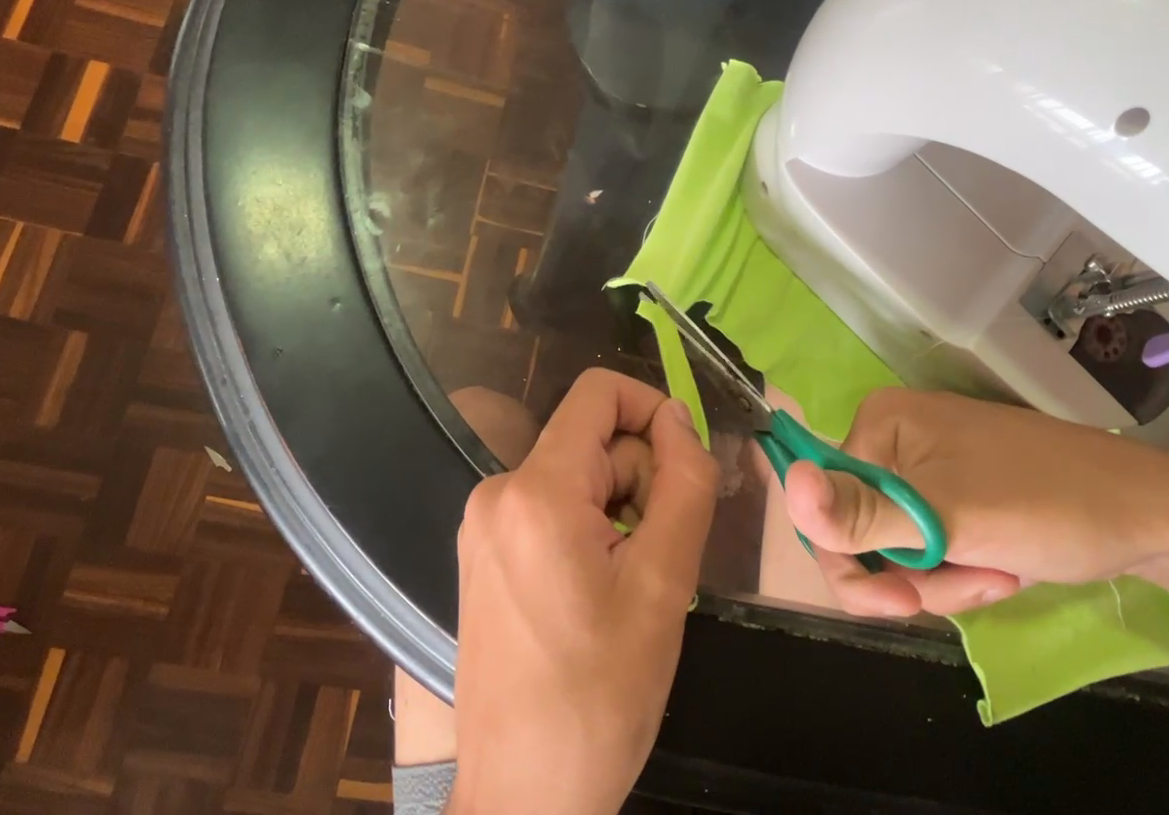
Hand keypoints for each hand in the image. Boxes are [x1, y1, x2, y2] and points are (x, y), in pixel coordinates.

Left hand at [450, 369, 718, 814]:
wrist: (524, 791)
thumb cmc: (600, 694)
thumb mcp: (663, 584)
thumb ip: (683, 485)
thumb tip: (677, 417)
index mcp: (534, 492)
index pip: (598, 393)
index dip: (654, 411)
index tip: (685, 469)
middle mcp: (495, 493)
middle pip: (591, 441)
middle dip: (639, 482)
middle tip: (658, 559)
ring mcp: (483, 526)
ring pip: (575, 478)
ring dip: (618, 513)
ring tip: (629, 588)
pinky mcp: (483, 555)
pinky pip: (550, 512)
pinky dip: (588, 534)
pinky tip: (598, 595)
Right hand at [784, 388, 1168, 618]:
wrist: (1153, 515)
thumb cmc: (1048, 505)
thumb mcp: (949, 519)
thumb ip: (863, 513)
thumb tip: (785, 487)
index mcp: (879, 423)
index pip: (822, 505)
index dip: (854, 563)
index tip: (907, 601)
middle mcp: (891, 437)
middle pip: (857, 530)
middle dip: (909, 574)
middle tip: (969, 586)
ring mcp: (923, 464)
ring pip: (892, 545)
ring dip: (937, 578)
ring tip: (995, 577)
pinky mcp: (953, 491)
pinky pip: (924, 542)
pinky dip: (955, 569)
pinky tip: (998, 569)